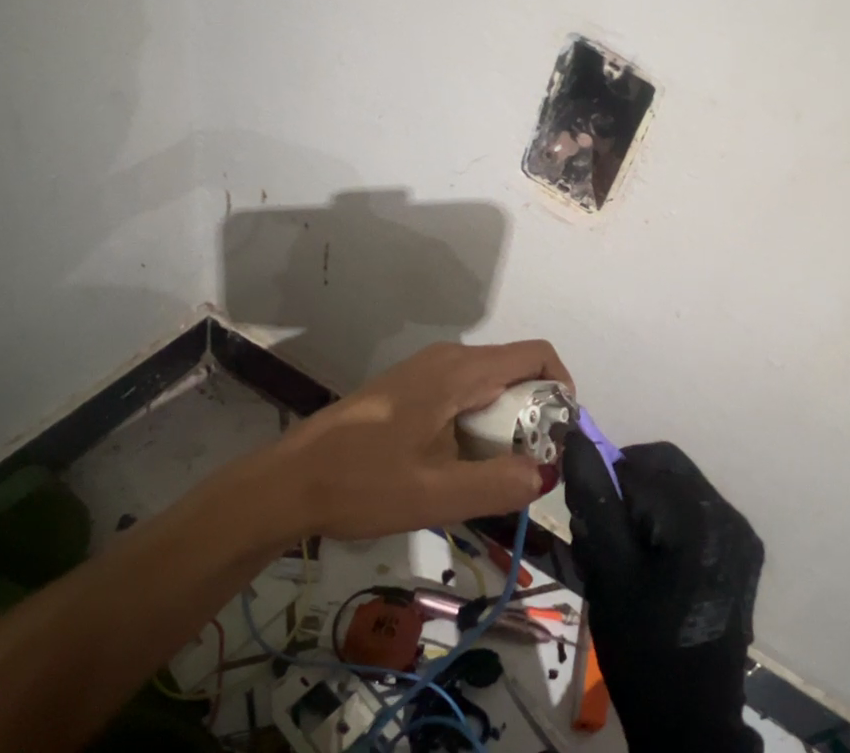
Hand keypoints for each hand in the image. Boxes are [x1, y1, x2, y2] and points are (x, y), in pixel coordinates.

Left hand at [254, 341, 570, 542]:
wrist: (287, 485)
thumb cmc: (361, 484)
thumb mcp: (436, 495)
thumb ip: (499, 484)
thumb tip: (546, 473)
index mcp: (459, 371)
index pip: (537, 354)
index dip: (562, 390)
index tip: (560, 438)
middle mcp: (447, 359)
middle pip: (517, 370)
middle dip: (535, 415)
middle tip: (528, 468)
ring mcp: (425, 372)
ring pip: (491, 385)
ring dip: (506, 425)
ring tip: (494, 474)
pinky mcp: (409, 390)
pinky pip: (465, 395)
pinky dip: (480, 424)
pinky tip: (458, 466)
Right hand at [563, 434, 764, 752]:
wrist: (691, 719)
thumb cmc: (642, 645)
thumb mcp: (609, 571)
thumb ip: (594, 498)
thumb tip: (575, 435)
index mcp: (701, 516)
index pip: (638, 464)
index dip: (604, 483)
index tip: (585, 524)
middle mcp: (730, 514)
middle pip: (666, 468)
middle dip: (627, 488)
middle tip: (602, 536)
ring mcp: (741, 534)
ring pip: (679, 488)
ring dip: (646, 504)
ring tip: (626, 554)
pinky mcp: (742, 554)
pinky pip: (696, 514)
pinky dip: (667, 521)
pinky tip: (653, 564)